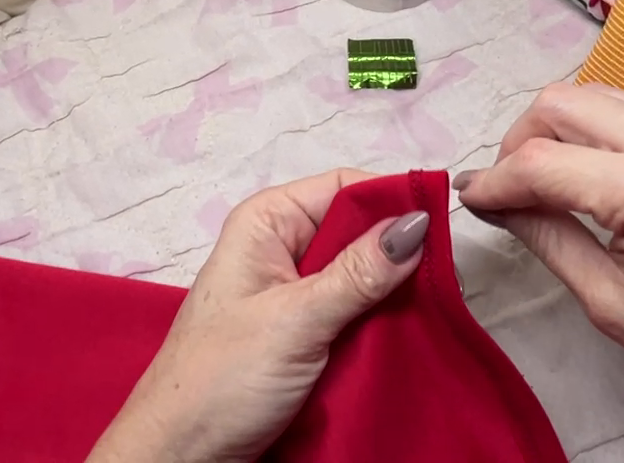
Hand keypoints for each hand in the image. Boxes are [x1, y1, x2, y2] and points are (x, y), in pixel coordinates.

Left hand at [87, 170, 429, 462]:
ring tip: (435, 306)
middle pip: (354, 229)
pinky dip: (378, 318)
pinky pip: (352, 308)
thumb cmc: (221, 379)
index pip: (342, 187)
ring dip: (391, 289)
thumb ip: (358, 273)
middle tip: (446, 278)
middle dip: (397, 249)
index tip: (440, 225)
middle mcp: (281, 244)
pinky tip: (407, 331)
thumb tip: (416, 221)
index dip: (389, 199)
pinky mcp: (302, 328)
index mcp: (268, 220)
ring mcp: (292, 288)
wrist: (178, 460)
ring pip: (358, 271)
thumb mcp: (297, 320)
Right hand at [456, 84, 623, 462]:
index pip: (541, 162)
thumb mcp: (611, 306)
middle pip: (559, 103)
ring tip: (544, 178)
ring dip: (554, 128)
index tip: (470, 198)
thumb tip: (488, 198)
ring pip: (592, 94)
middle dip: (519, 141)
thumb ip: (543, 237)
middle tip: (509, 189)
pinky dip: (593, 128)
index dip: (495, 179)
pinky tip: (590, 169)